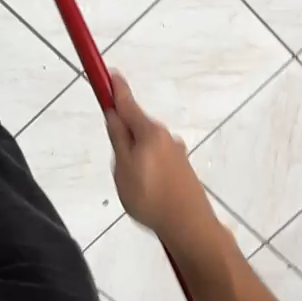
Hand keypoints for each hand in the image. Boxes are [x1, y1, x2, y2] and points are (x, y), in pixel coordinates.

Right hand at [105, 71, 221, 248]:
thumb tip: (113, 114)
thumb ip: (117, 139)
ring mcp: (176, 153)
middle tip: (117, 163)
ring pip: (147, 145)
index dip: (116, 88)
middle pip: (137, 126)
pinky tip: (148, 191)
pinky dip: (148, 167)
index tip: (110, 72)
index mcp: (149, 132)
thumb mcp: (123, 168)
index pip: (128, 104)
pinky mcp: (183, 169)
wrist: (191, 228)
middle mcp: (165, 137)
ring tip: (133, 186)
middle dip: (124, 135)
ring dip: (137, 155)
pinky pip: (157, 159)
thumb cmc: (150, 197)